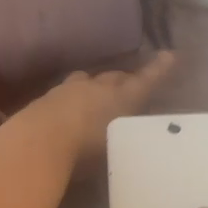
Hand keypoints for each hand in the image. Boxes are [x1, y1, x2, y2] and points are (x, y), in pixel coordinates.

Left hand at [14, 51, 176, 167]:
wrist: (37, 143)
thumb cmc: (85, 152)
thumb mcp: (113, 151)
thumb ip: (124, 142)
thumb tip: (130, 144)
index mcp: (120, 99)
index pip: (146, 81)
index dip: (159, 70)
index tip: (170, 55)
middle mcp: (97, 88)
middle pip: (114, 77)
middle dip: (123, 80)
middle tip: (129, 85)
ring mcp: (68, 89)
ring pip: (86, 80)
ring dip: (94, 86)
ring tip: (96, 95)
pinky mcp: (46, 98)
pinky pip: (65, 92)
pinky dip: (71, 99)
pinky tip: (68, 111)